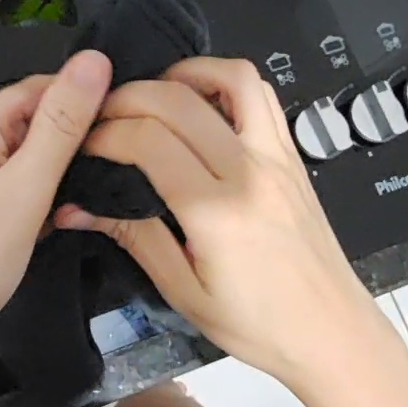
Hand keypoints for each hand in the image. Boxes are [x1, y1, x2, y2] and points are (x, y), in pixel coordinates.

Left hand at [0, 50, 112, 388]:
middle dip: (52, 153)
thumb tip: (93, 58)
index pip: (38, 88)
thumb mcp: (26, 192)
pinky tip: (8, 235)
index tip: (112, 143)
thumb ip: (62, 124)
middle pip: (15, 123)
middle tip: (75, 200)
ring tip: (45, 224)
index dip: (80, 111)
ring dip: (28, 180)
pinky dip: (0, 198)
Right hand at [53, 56, 385, 386]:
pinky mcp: (293, 155)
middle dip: (128, 96)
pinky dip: (225, 83)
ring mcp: (278, 156)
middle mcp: (250, 170)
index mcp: (217, 211)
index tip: (84, 146)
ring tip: (153, 96)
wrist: (332, 333)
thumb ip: (133, 238)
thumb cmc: (256, 324)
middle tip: (102, 116)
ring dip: (184, 73)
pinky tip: (200, 105)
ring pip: (233, 78)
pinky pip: (262, 96)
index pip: (149, 141)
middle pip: (179, 100)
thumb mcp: (183, 292)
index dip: (105, 134)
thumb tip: (75, 208)